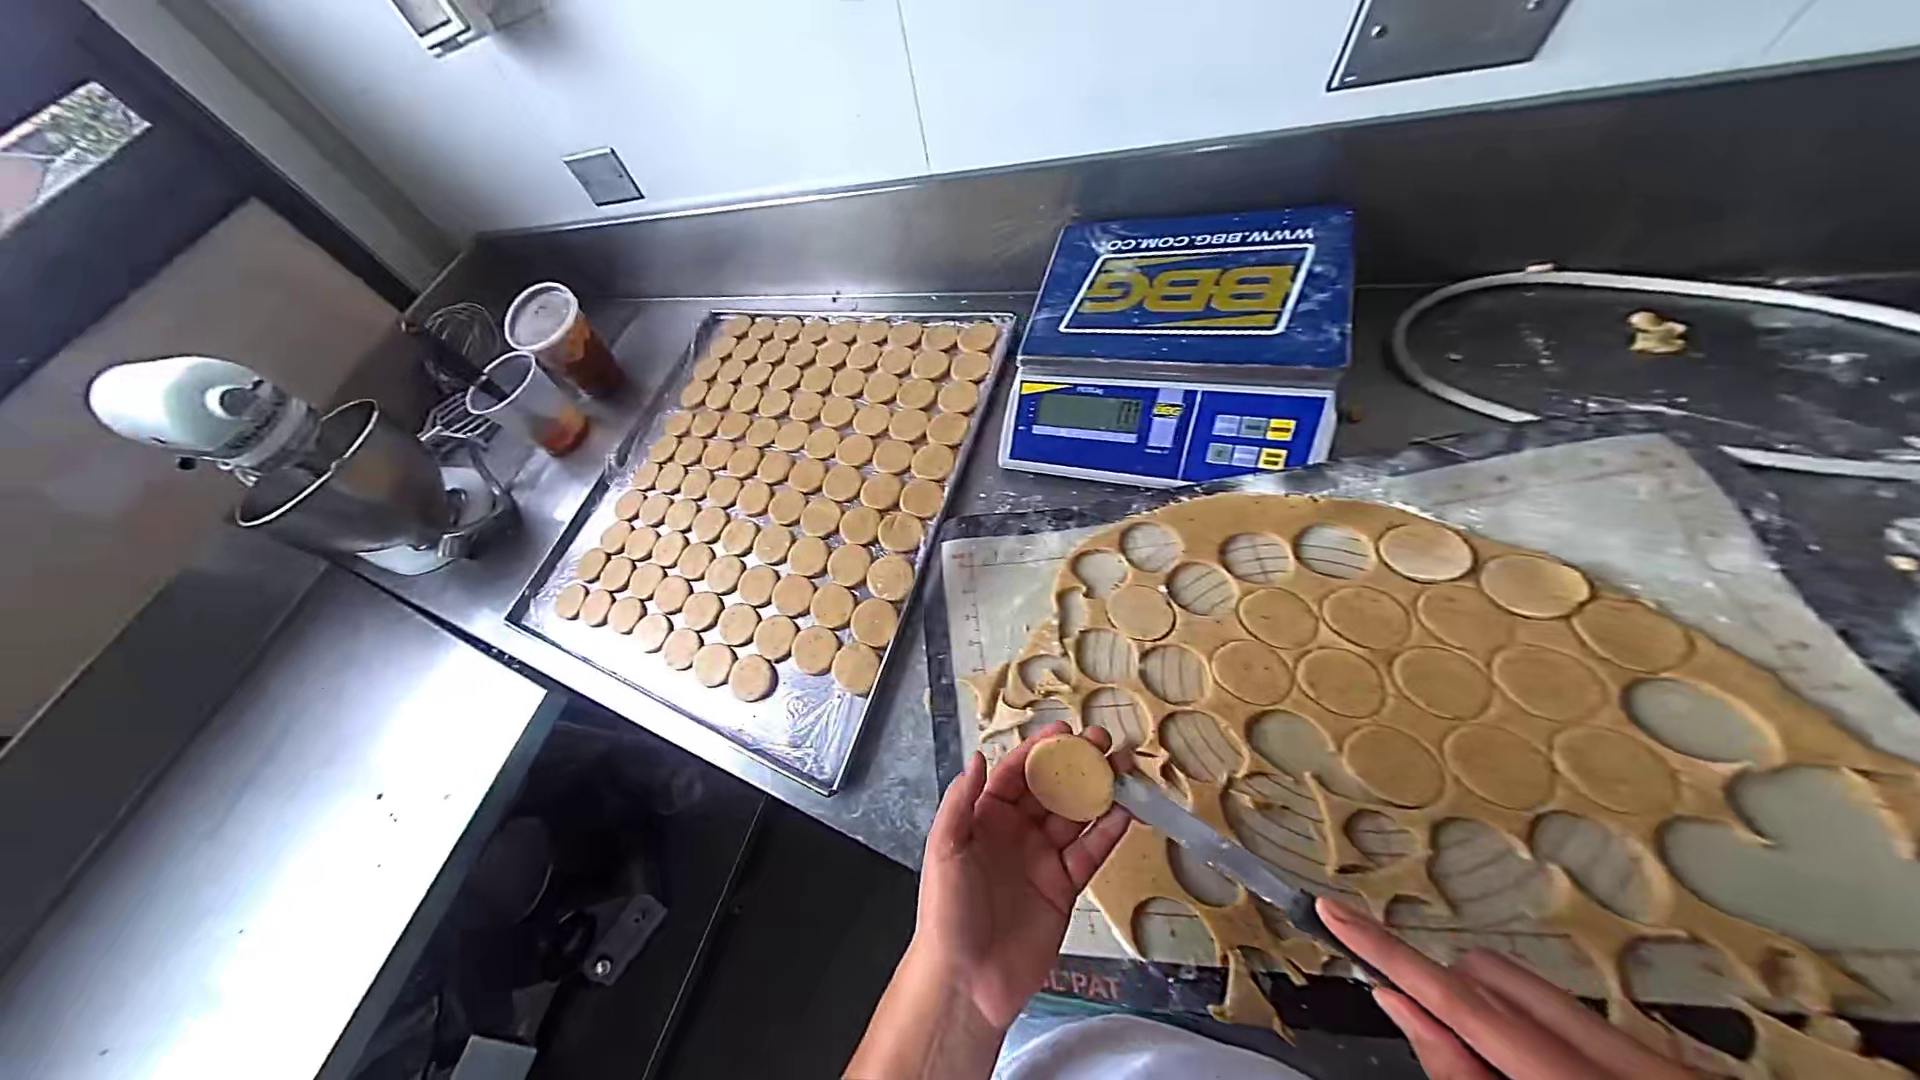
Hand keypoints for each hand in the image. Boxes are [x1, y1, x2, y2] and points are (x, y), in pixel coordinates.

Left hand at [916, 723, 1131, 1028]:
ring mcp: (1043, 857)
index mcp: (986, 816)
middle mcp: (1017, 830)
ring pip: (1076, 815)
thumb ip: (960, 802)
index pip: (1015, 773)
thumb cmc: (947, 911)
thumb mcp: (944, 850)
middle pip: (1051, 788)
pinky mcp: (1064, 886)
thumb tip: (978, 756)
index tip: (1064, 732)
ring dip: (1099, 791)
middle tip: (1102, 741)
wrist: (967, 981)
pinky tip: (1125, 812)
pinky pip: (1090, 852)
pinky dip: (1108, 832)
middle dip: (1076, 763)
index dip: (1038, 751)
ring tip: (1123, 767)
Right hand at [1318, 898, 1695, 1079]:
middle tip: (1434, 1036)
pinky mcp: (1675, 1063)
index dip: (1389, 953)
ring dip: (1490, 1012)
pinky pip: (1575, 1016)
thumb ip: (1461, 1077)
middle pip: (1493, 976)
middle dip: (1447, 992)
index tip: (1334, 912)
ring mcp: (1662, 1060)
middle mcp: (1633, 1063)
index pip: (1464, 1001)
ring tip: (1496, 1066)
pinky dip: (1535, 1032)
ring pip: (1532, 990)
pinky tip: (1540, 1071)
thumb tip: (1396, 1001)